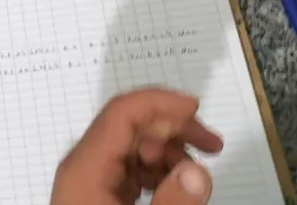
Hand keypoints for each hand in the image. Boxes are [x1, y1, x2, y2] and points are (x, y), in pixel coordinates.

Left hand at [51, 89, 221, 204]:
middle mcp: (83, 167)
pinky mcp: (97, 199)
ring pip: (131, 148)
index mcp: (85, 167)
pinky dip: (155, 173)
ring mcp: (89, 182)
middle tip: (213, 145)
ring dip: (167, 152)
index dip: (159, 102)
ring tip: (198, 173)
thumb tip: (199, 171)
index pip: (122, 114)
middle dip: (171, 129)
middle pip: (128, 127)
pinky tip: (176, 187)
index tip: (197, 108)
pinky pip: (128, 170)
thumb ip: (173, 204)